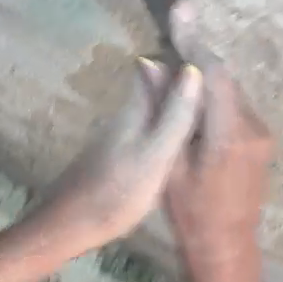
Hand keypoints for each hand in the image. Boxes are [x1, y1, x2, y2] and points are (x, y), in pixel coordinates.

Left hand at [35, 60, 204, 248]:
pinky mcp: (111, 160)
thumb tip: (193, 69)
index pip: (153, 70)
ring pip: (147, 113)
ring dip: (170, 110)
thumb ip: (174, 115)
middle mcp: (122, 119)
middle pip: (152, 91)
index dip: (175, 62)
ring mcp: (114, 140)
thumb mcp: (155, 154)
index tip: (203, 55)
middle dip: (176, 86)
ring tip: (202, 116)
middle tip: (212, 88)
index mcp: (133, 113)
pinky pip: (142, 135)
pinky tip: (174, 147)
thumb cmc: (117, 192)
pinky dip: (160, 133)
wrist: (70, 226)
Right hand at [162, 52, 273, 273]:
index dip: (195, 42)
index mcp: (230, 136)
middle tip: (169, 39)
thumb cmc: (191, 213)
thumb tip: (151, 65)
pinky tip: (189, 104)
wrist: (226, 246)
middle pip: (223, 79)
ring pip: (228, 92)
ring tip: (172, 73)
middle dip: (196, 59)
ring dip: (203, 81)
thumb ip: (164, 112)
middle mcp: (254, 128)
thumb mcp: (168, 164)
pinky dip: (211, 100)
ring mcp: (261, 135)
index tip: (179, 14)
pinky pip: (233, 108)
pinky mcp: (260, 141)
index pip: (214, 75)